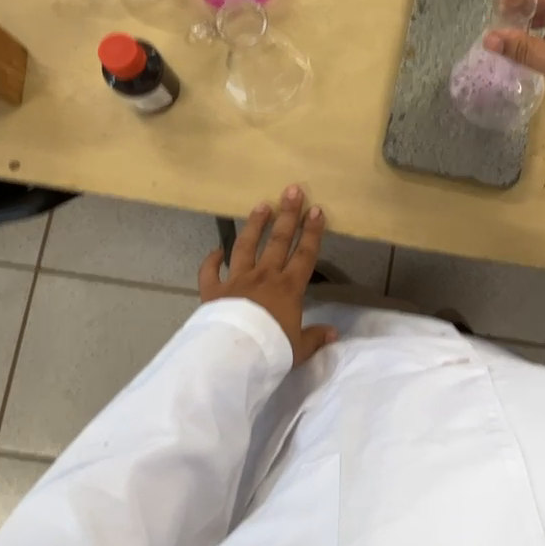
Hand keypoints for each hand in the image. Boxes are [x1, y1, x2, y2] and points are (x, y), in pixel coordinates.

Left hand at [198, 184, 336, 366]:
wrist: (233, 354)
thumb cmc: (271, 349)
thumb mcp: (298, 348)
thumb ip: (315, 337)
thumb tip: (334, 333)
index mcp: (288, 288)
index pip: (305, 254)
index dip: (312, 232)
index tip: (316, 210)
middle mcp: (264, 276)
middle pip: (278, 240)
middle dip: (287, 215)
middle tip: (292, 190)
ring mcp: (236, 280)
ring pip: (246, 246)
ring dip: (254, 225)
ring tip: (261, 205)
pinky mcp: (213, 290)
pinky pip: (210, 272)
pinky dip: (211, 260)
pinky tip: (215, 251)